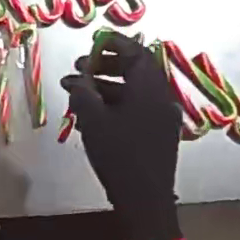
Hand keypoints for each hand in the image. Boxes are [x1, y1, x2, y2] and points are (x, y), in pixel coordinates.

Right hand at [59, 31, 183, 239]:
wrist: (145, 197)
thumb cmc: (119, 156)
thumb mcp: (94, 122)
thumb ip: (84, 94)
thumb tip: (77, 80)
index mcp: (150, 89)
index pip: (136, 53)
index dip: (114, 44)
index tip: (94, 42)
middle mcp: (161, 98)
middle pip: (136, 71)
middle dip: (107, 66)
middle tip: (81, 69)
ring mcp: (162, 117)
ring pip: (134, 91)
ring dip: (107, 88)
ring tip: (78, 93)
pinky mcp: (158, 133)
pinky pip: (137, 108)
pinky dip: (116, 104)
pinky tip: (93, 116)